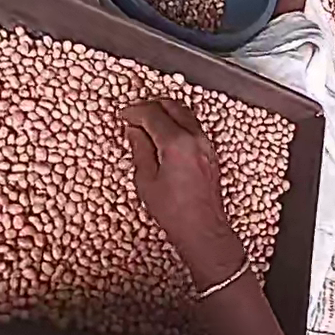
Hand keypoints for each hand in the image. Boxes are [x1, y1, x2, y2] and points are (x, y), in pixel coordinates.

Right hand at [120, 99, 245, 288]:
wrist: (203, 228)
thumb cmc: (175, 211)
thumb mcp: (146, 180)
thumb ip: (140, 149)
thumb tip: (135, 131)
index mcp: (177, 142)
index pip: (152, 114)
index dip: (134, 112)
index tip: (124, 115)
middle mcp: (195, 138)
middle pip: (171, 106)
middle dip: (150, 106)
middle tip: (134, 116)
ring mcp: (206, 144)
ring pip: (184, 114)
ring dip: (165, 113)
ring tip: (147, 125)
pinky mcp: (211, 153)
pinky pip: (193, 127)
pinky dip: (177, 123)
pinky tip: (165, 136)